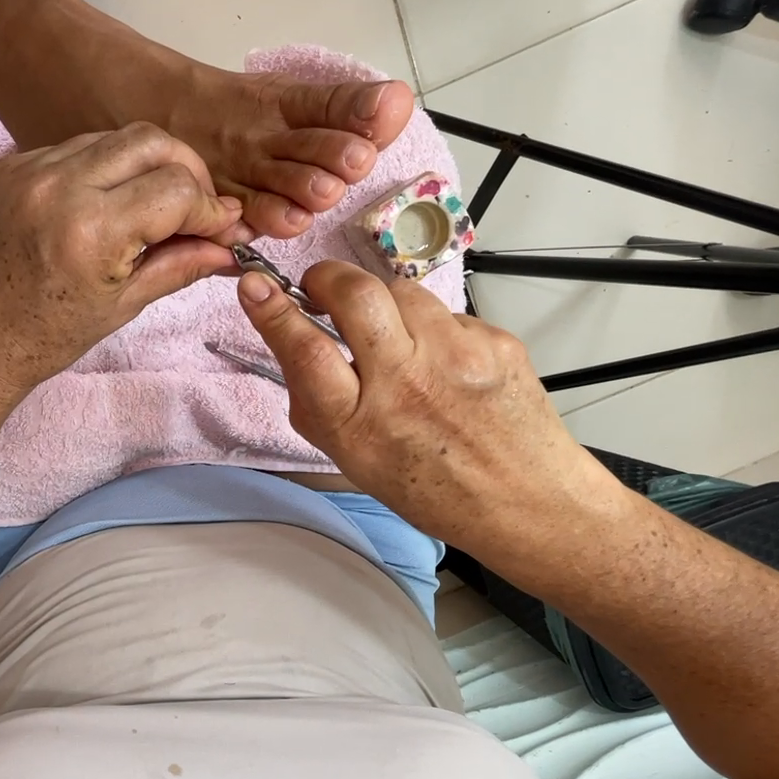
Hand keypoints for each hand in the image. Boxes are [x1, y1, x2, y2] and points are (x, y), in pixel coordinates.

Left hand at [0, 122, 246, 400]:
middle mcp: (55, 188)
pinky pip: (70, 149)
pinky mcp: (5, 167)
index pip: (175, 188)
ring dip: (141, 166)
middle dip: (184, 168)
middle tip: (194, 202)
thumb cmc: (53, 333)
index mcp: (89, 230)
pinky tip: (100, 203)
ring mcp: (25, 172)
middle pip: (149, 141)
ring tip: (148, 205)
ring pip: (110, 139)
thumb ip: (182, 263)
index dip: (207, 207)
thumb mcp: (125, 303)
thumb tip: (232, 240)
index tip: (220, 225)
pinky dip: (96, 170)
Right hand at [237, 260, 627, 551]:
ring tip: (380, 328)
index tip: (253, 284)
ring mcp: (458, 355)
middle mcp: (407, 383)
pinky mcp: (496, 340)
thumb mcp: (347, 454)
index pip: (306, 350)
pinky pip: (443, 312)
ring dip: (376, 299)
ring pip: (400, 291)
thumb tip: (290, 334)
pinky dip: (425, 324)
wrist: (525, 500)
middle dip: (327, 278)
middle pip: (356, 296)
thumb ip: (315, 396)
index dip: (273, 310)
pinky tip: (433, 356)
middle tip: (319, 290)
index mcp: (359, 424)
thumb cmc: (423, 485)